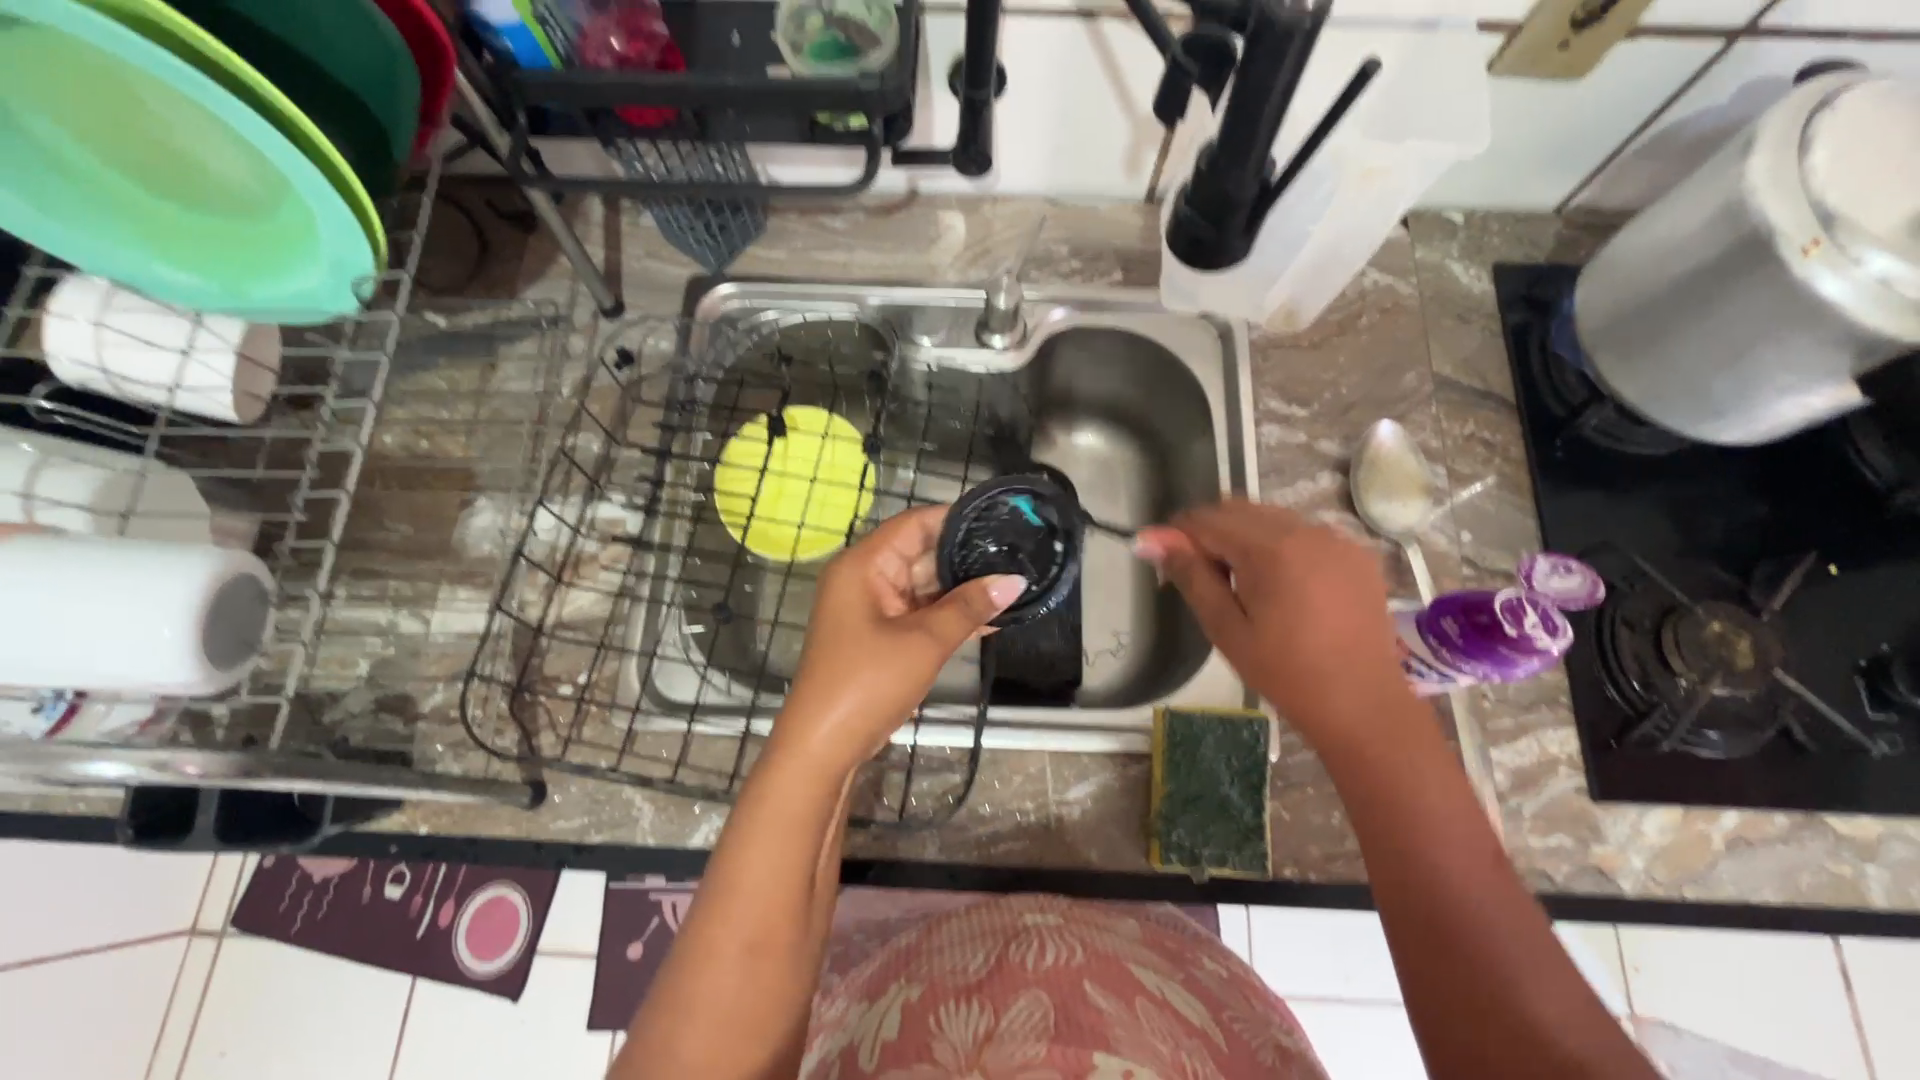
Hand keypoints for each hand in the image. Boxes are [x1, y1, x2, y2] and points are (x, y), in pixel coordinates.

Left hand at [775, 505, 1025, 775]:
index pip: (915, 524)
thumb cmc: (868, 683)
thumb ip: (969, 607)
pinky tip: (991, 618)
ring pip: (924, 587)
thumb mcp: (924, 642)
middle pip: (921, 553)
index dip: (957, 518)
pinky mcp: (879, 637)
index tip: (1000, 519)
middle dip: (966, 557)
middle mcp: (865, 579)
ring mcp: (871, 609)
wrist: (824, 745)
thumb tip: (1014, 581)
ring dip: (963, 590)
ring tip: (1014, 581)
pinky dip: (949, 616)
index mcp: (864, 565)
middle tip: (1018, 553)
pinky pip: (919, 614)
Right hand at [1133, 500, 1409, 734]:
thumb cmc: (1284, 671)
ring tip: (1237, 583)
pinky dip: (1280, 545)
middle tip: (1198, 575)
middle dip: (1210, 532)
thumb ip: (1190, 576)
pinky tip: (1279, 585)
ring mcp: (1337, 539)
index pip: (1208, 520)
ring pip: (1272, 518)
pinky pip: (1305, 533)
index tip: (1161, 559)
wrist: (1360, 702)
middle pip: (1240, 510)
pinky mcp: (1356, 554)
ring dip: (1244, 536)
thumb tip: (1149, 540)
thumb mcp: (1225, 628)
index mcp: (1272, 548)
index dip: (1178, 534)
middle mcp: (1307, 530)